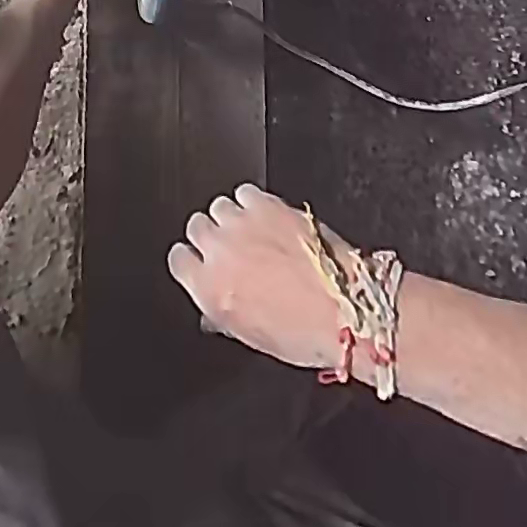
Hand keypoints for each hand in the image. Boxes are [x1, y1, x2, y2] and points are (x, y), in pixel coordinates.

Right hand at [168, 183, 349, 371]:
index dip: (191, 259)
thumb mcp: (251, 334)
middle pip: (196, 227)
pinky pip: (245, 192)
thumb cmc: (305, 331)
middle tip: (232, 246)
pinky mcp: (266, 206)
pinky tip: (267, 216)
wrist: (348, 309)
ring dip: (232, 217)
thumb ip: (222, 309)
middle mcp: (218, 252)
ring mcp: (241, 225)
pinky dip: (252, 202)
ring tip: (253, 230)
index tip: (202, 260)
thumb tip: (216, 301)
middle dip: (211, 235)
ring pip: (219, 206)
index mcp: (209, 289)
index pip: (179, 259)